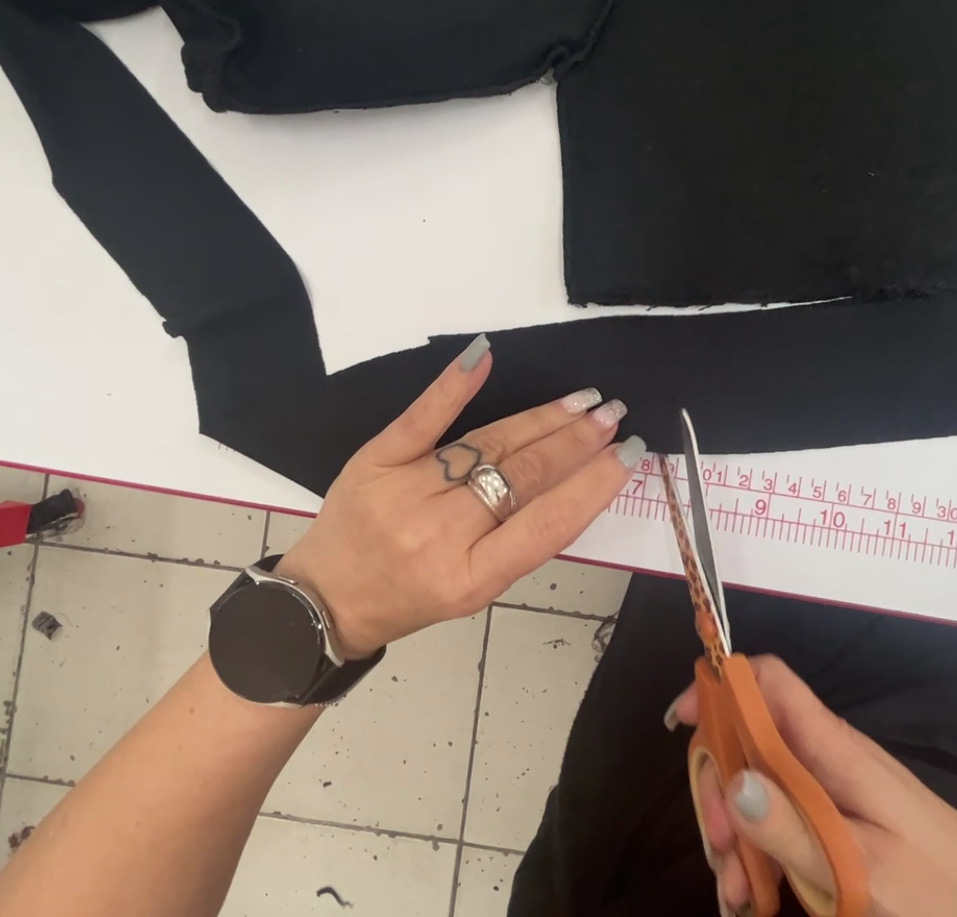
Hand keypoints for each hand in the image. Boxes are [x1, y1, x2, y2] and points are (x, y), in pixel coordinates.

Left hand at [275, 335, 642, 657]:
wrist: (327, 597)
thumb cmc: (412, 599)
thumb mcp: (475, 590)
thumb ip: (520, 542)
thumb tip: (575, 483)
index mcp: (472, 578)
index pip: (547, 523)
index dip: (593, 485)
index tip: (629, 455)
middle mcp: (440, 536)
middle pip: (522, 475)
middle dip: (575, 442)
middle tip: (612, 415)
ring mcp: (405, 493)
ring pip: (487, 444)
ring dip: (541, 419)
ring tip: (582, 402)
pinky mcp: (375, 461)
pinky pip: (421, 418)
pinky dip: (454, 386)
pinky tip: (485, 357)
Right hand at [674, 656, 956, 916]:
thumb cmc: (944, 892)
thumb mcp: (863, 869)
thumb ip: (793, 828)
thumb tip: (730, 783)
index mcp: (832, 747)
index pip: (767, 680)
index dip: (720, 685)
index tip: (684, 725)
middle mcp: (823, 757)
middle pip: (747, 739)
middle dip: (718, 786)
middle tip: (721, 849)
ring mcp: (826, 791)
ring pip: (755, 786)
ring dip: (734, 832)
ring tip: (736, 893)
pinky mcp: (832, 823)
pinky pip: (778, 820)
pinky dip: (757, 853)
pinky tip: (752, 898)